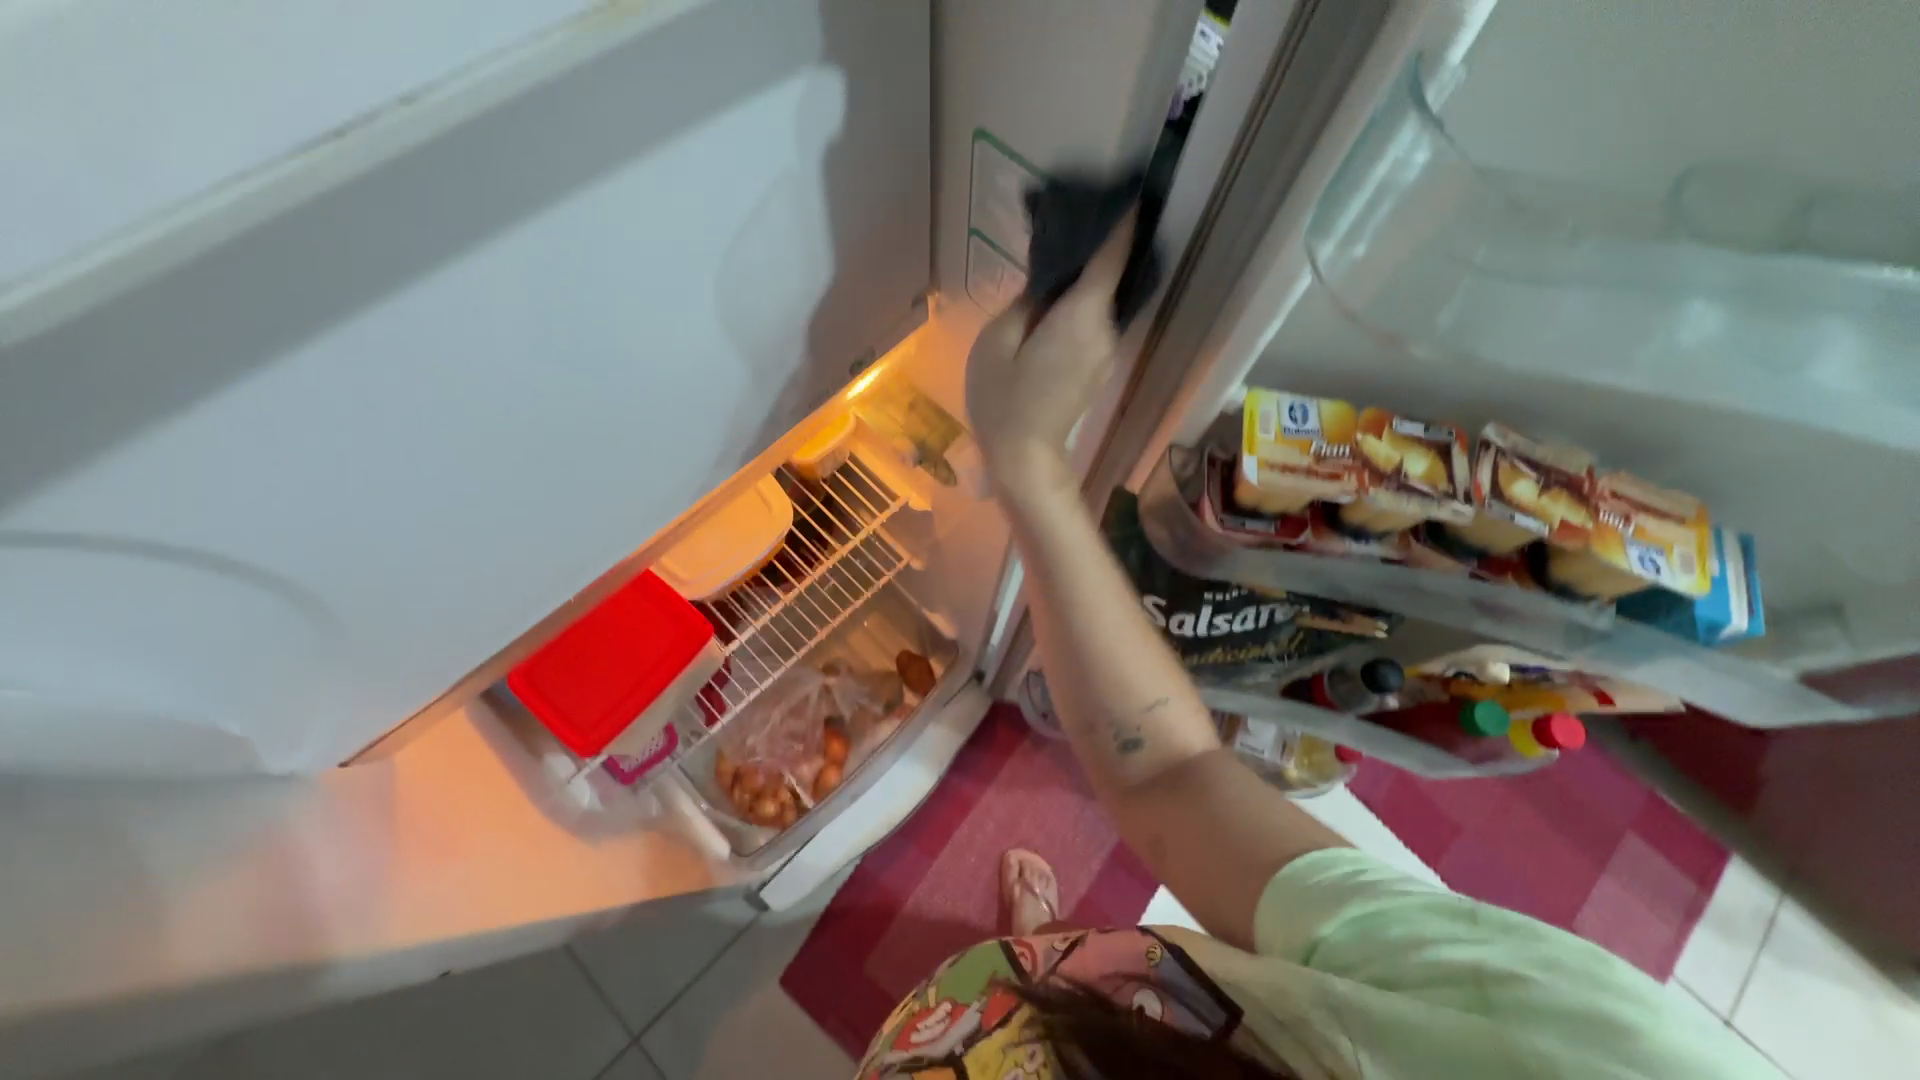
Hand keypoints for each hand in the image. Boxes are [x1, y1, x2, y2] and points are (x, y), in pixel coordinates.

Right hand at [964, 213, 1135, 504]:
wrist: (1025, 460)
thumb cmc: (1004, 402)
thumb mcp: (997, 343)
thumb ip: (1025, 303)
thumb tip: (1045, 286)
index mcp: (1081, 316)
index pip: (1111, 258)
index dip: (1121, 224)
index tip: (1129, 193)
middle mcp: (1104, 331)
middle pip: (1108, 279)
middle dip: (1096, 250)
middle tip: (1071, 221)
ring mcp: (1104, 353)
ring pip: (1099, 305)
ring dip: (1085, 282)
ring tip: (1057, 260)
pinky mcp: (1096, 370)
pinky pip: (1091, 326)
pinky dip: (1080, 308)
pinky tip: (1054, 304)